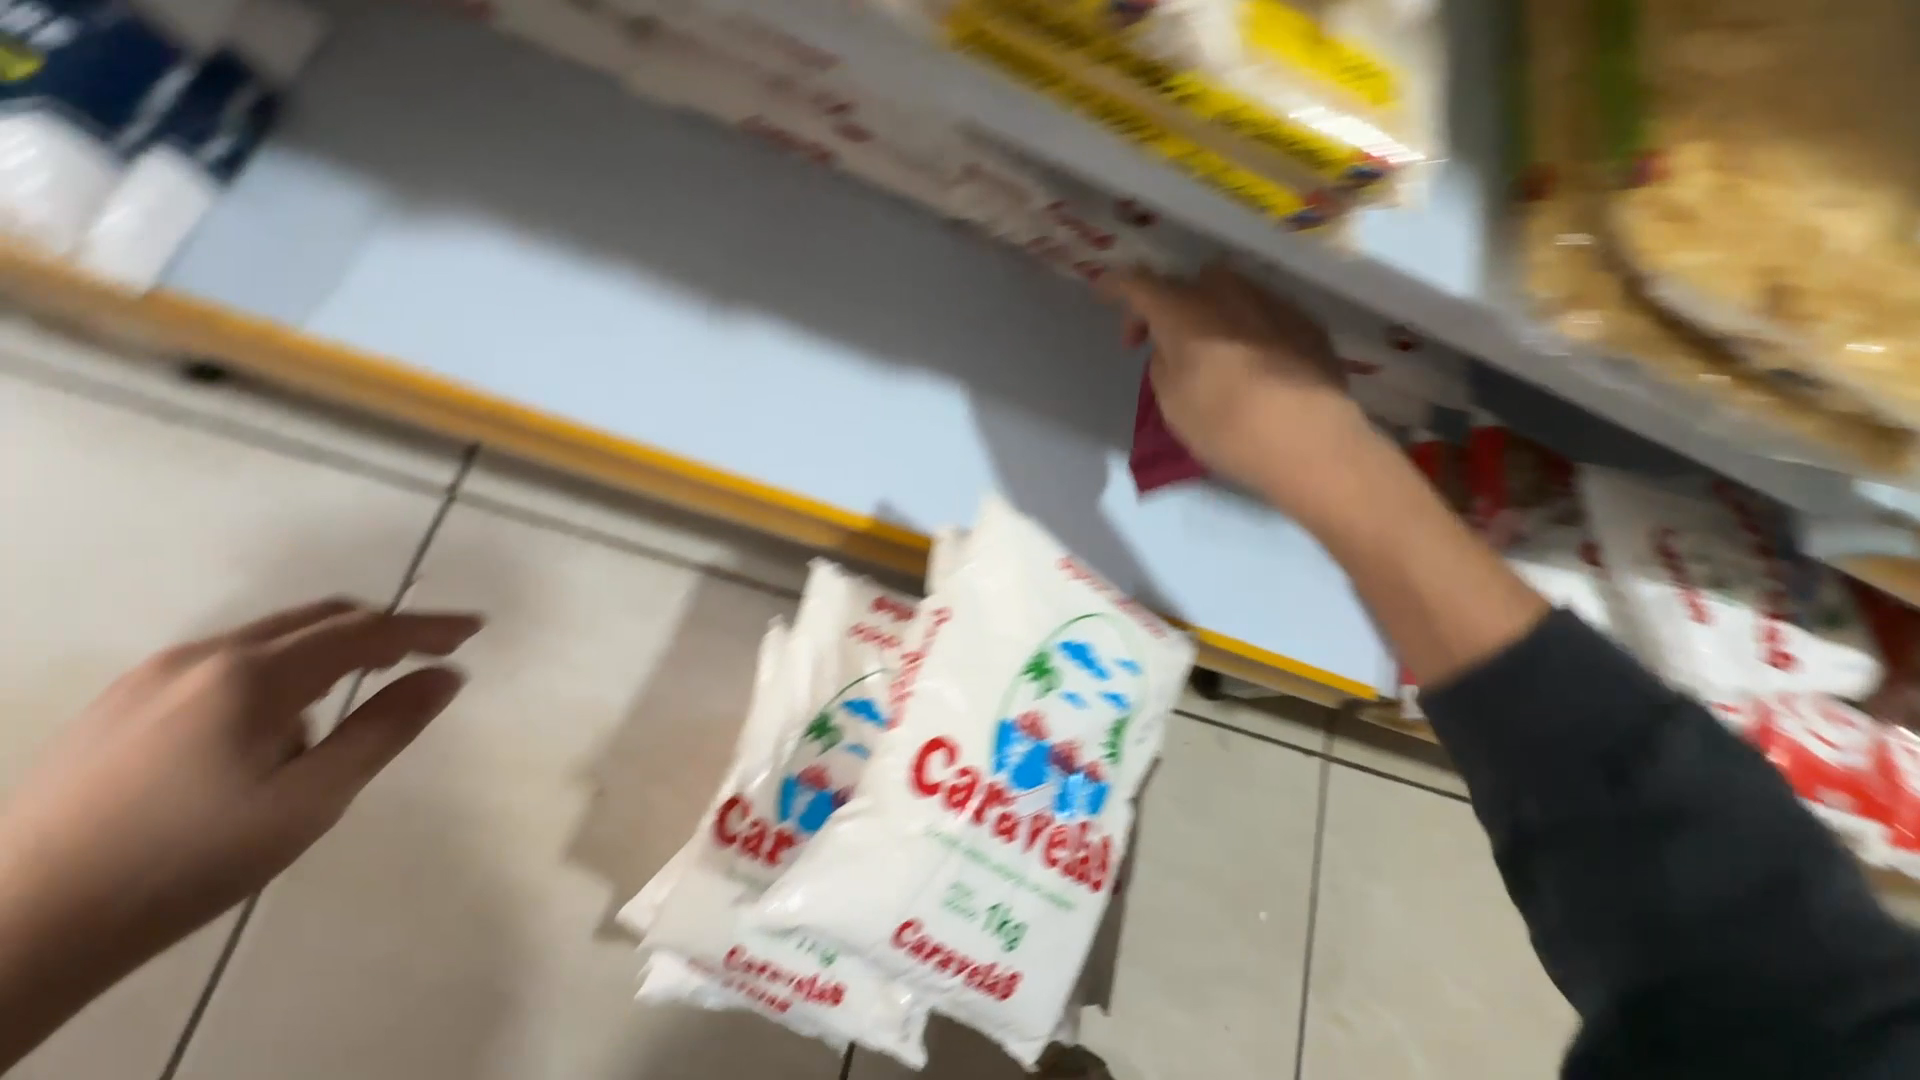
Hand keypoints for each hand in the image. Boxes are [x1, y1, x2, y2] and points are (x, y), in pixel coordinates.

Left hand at [0, 598, 481, 1065]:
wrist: (21, 923)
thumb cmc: (188, 862)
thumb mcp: (311, 800)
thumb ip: (385, 728)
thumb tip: (447, 676)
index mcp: (253, 676)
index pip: (364, 630)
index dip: (426, 626)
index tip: (474, 628)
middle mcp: (201, 656)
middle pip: (315, 619)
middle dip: (380, 629)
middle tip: (427, 653)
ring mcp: (150, 677)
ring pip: (266, 640)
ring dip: (327, 652)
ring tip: (349, 701)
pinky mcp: (118, 704)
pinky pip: (223, 663)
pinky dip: (276, 670)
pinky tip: (271, 725)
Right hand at [1107, 265, 1382, 522]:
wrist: (1311, 443)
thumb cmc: (1226, 427)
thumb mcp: (1171, 403)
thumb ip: (1162, 362)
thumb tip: (1171, 346)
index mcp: (1183, 312)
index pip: (1139, 283)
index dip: (1118, 286)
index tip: (1106, 295)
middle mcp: (1227, 293)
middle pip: (1189, 283)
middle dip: (1170, 304)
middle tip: (1163, 340)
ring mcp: (1272, 302)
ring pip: (1230, 292)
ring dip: (1211, 313)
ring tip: (1211, 350)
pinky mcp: (1306, 321)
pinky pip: (1264, 312)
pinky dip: (1248, 327)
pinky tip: (1253, 362)